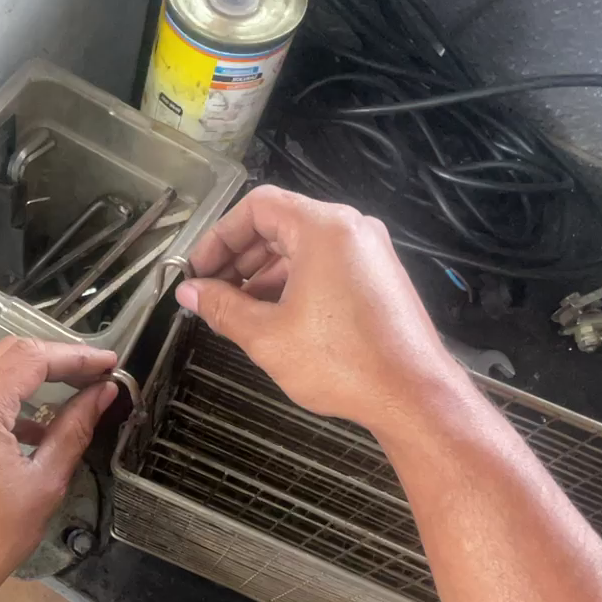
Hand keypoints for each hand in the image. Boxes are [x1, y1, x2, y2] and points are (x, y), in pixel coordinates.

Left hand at [0, 337, 117, 601]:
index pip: (31, 359)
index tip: (110, 363)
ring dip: (30, 376)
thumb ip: (74, 428)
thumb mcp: (43, 482)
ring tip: (73, 393)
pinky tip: (35, 425)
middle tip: (95, 374)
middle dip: (55, 360)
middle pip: (8, 355)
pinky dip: (5, 398)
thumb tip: (103, 394)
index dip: (76, 357)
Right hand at [174, 186, 468, 435]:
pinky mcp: (374, 278)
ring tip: (235, 312)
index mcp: (323, 229)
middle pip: (278, 225)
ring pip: (299, 249)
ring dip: (261, 275)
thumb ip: (222, 308)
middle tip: (210, 292)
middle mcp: (350, 230)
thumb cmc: (343, 362)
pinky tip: (271, 319)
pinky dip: (290, 285)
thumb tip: (191, 293)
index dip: (218, 237)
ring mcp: (366, 253)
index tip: (198, 270)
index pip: (256, 207)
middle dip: (237, 258)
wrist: (410, 394)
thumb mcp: (266, 335)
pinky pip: (322, 267)